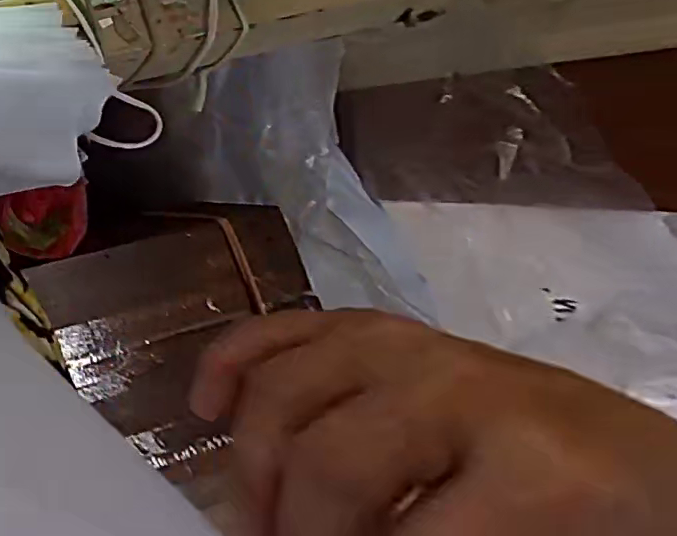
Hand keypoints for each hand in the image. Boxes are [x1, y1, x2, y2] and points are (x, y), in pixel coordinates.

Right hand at [189, 309, 676, 535]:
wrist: (651, 458)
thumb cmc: (625, 527)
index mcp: (539, 473)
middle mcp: (449, 389)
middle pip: (325, 461)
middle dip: (289, 520)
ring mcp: (392, 342)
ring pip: (278, 392)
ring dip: (249, 462)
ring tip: (248, 512)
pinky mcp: (357, 321)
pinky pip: (268, 332)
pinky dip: (224, 366)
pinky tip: (205, 409)